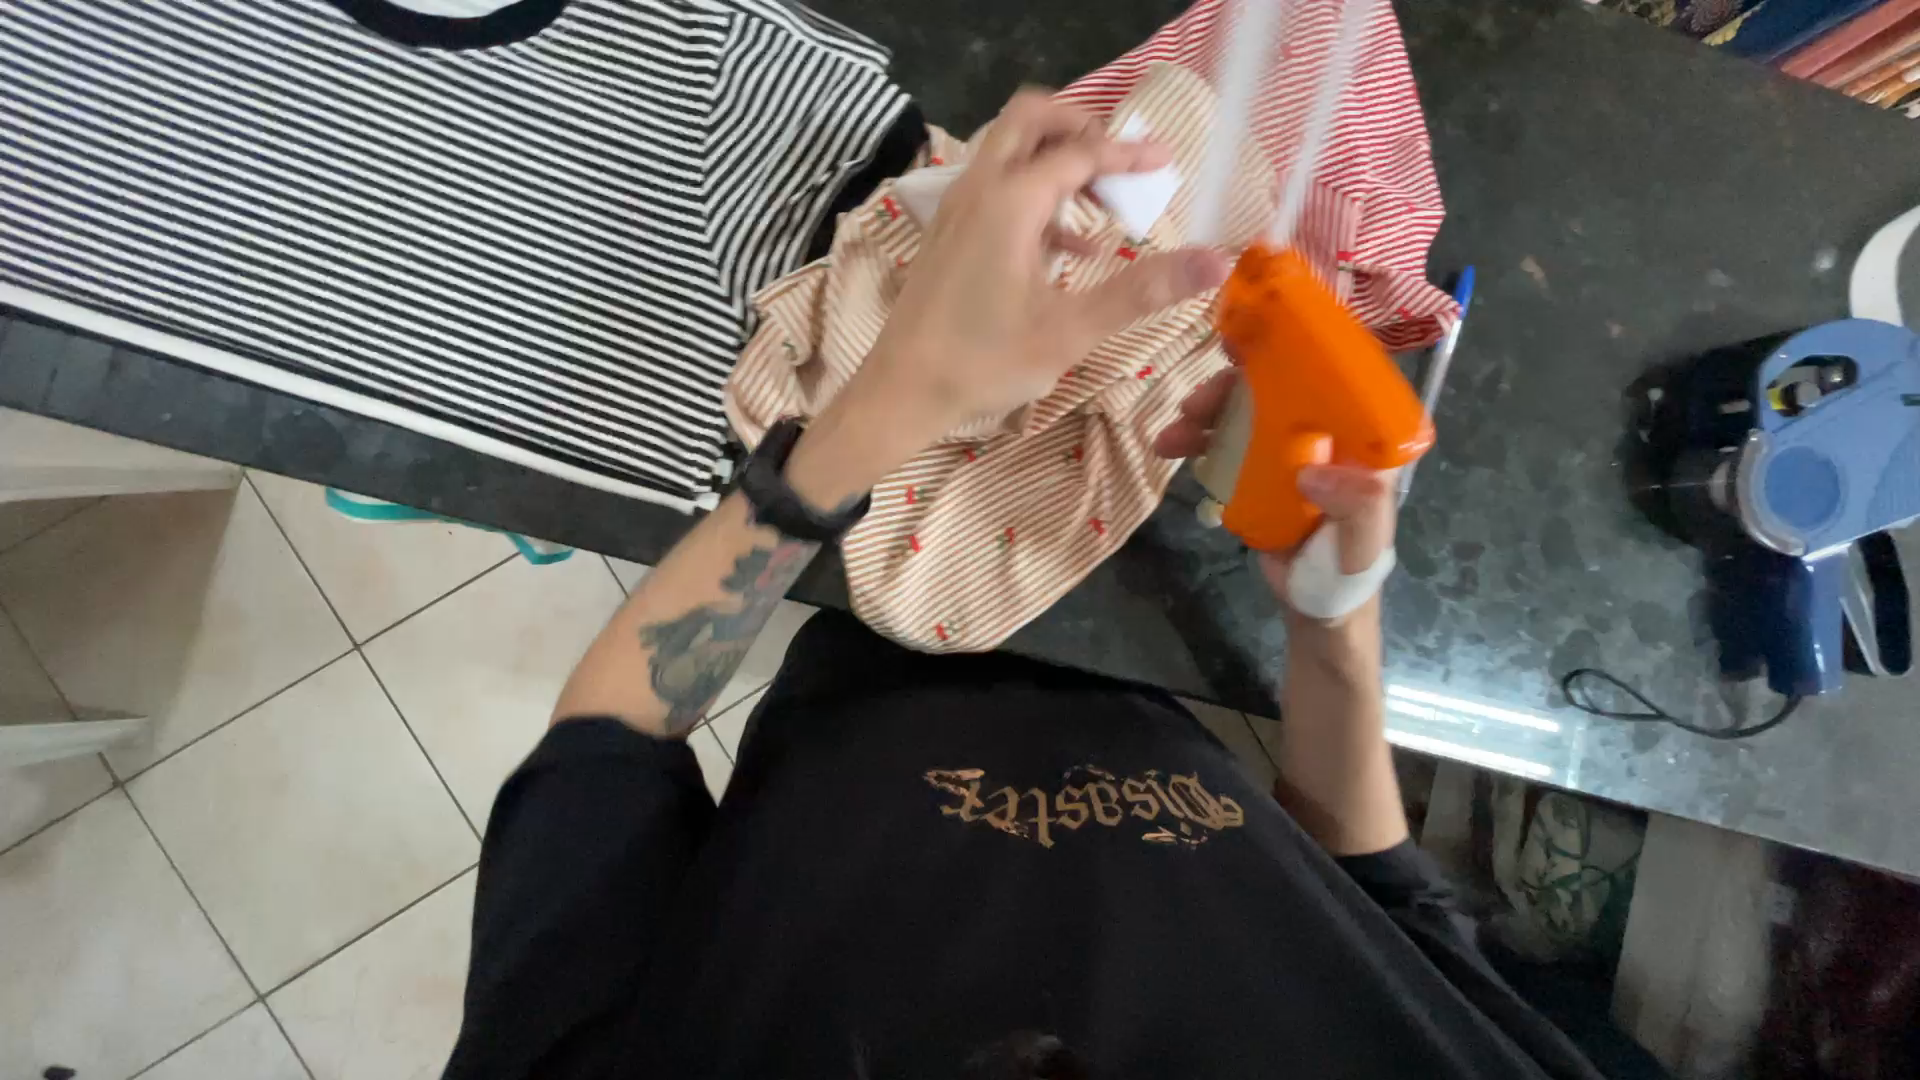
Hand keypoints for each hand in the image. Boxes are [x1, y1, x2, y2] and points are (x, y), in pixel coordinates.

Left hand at [862, 89, 1231, 431]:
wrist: (902, 391)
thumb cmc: (983, 363)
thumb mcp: (1069, 331)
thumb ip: (1140, 291)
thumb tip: (1215, 262)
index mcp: (1008, 202)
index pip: (1078, 152)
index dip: (1127, 154)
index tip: (1166, 163)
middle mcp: (977, 190)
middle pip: (1030, 122)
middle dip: (1080, 130)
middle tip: (1119, 163)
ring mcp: (954, 211)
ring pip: (1008, 156)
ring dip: (1056, 168)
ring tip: (1102, 214)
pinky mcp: (946, 236)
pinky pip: (993, 193)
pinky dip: (1032, 201)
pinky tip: (1063, 253)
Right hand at [1153, 367, 1397, 621]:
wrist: (1315, 607)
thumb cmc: (1346, 573)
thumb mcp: (1360, 545)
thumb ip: (1355, 507)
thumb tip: (1312, 468)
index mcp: (1358, 436)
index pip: (1330, 376)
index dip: (1294, 350)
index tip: (1250, 338)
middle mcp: (1322, 433)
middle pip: (1275, 389)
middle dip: (1229, 388)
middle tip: (1192, 405)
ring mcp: (1286, 452)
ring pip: (1243, 415)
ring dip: (1203, 416)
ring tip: (1168, 437)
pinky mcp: (1256, 473)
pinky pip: (1225, 445)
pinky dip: (1197, 441)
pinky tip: (1174, 449)